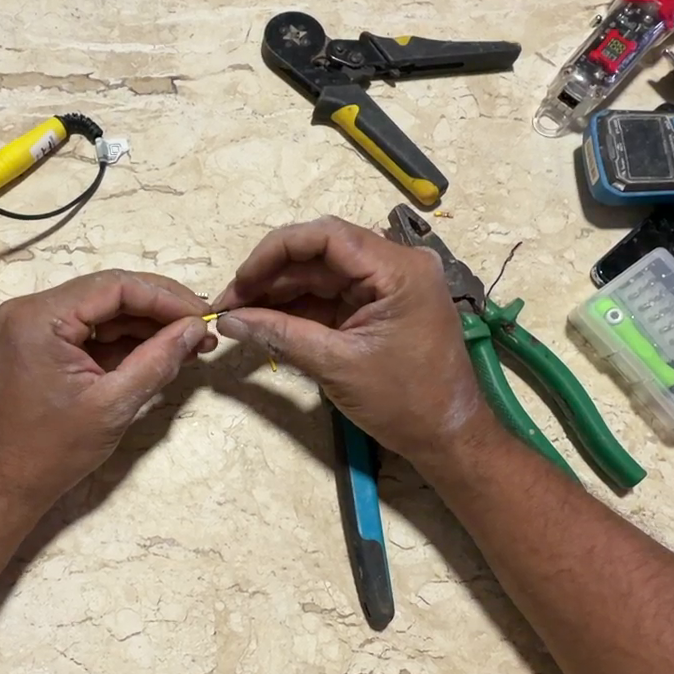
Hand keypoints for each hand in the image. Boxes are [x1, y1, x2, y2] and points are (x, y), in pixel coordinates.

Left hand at [0, 270, 212, 505]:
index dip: (165, 298)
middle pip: (109, 294)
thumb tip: (196, 329)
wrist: (7, 484)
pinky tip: (162, 353)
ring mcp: (35, 327)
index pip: (114, 286)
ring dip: (147, 327)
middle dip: (159, 311)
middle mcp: (33, 310)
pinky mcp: (43, 346)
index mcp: (40, 317)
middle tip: (202, 329)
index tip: (203, 315)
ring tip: (192, 344)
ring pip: (104, 313)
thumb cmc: (54, 450)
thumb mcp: (113, 405)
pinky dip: (126, 343)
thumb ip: (157, 360)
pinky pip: (92, 333)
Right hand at [211, 217, 490, 465]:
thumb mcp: (335, 364)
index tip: (240, 281)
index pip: (326, 236)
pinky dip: (296, 309)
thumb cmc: (403, 401)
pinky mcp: (376, 307)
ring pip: (319, 275)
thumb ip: (279, 334)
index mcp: (397, 269)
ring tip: (237, 314)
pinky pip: (329, 297)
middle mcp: (394, 266)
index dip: (274, 252)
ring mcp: (385, 286)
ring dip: (278, 293)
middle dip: (270, 276)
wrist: (447, 437)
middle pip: (319, 253)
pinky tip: (263, 320)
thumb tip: (226, 320)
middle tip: (228, 304)